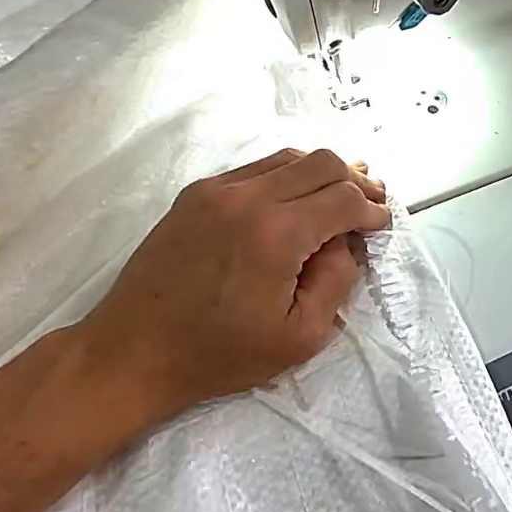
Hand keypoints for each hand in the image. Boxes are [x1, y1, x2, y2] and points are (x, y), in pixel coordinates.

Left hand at [78, 148, 390, 420]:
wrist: (130, 354)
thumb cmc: (219, 354)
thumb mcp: (300, 336)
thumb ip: (337, 280)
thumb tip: (345, 242)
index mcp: (275, 235)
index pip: (344, 198)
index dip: (372, 211)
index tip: (382, 226)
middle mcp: (247, 198)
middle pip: (324, 163)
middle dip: (357, 181)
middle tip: (372, 204)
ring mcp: (217, 190)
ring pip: (291, 156)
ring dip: (325, 173)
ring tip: (341, 197)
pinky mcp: (196, 193)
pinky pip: (258, 168)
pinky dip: (289, 177)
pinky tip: (296, 201)